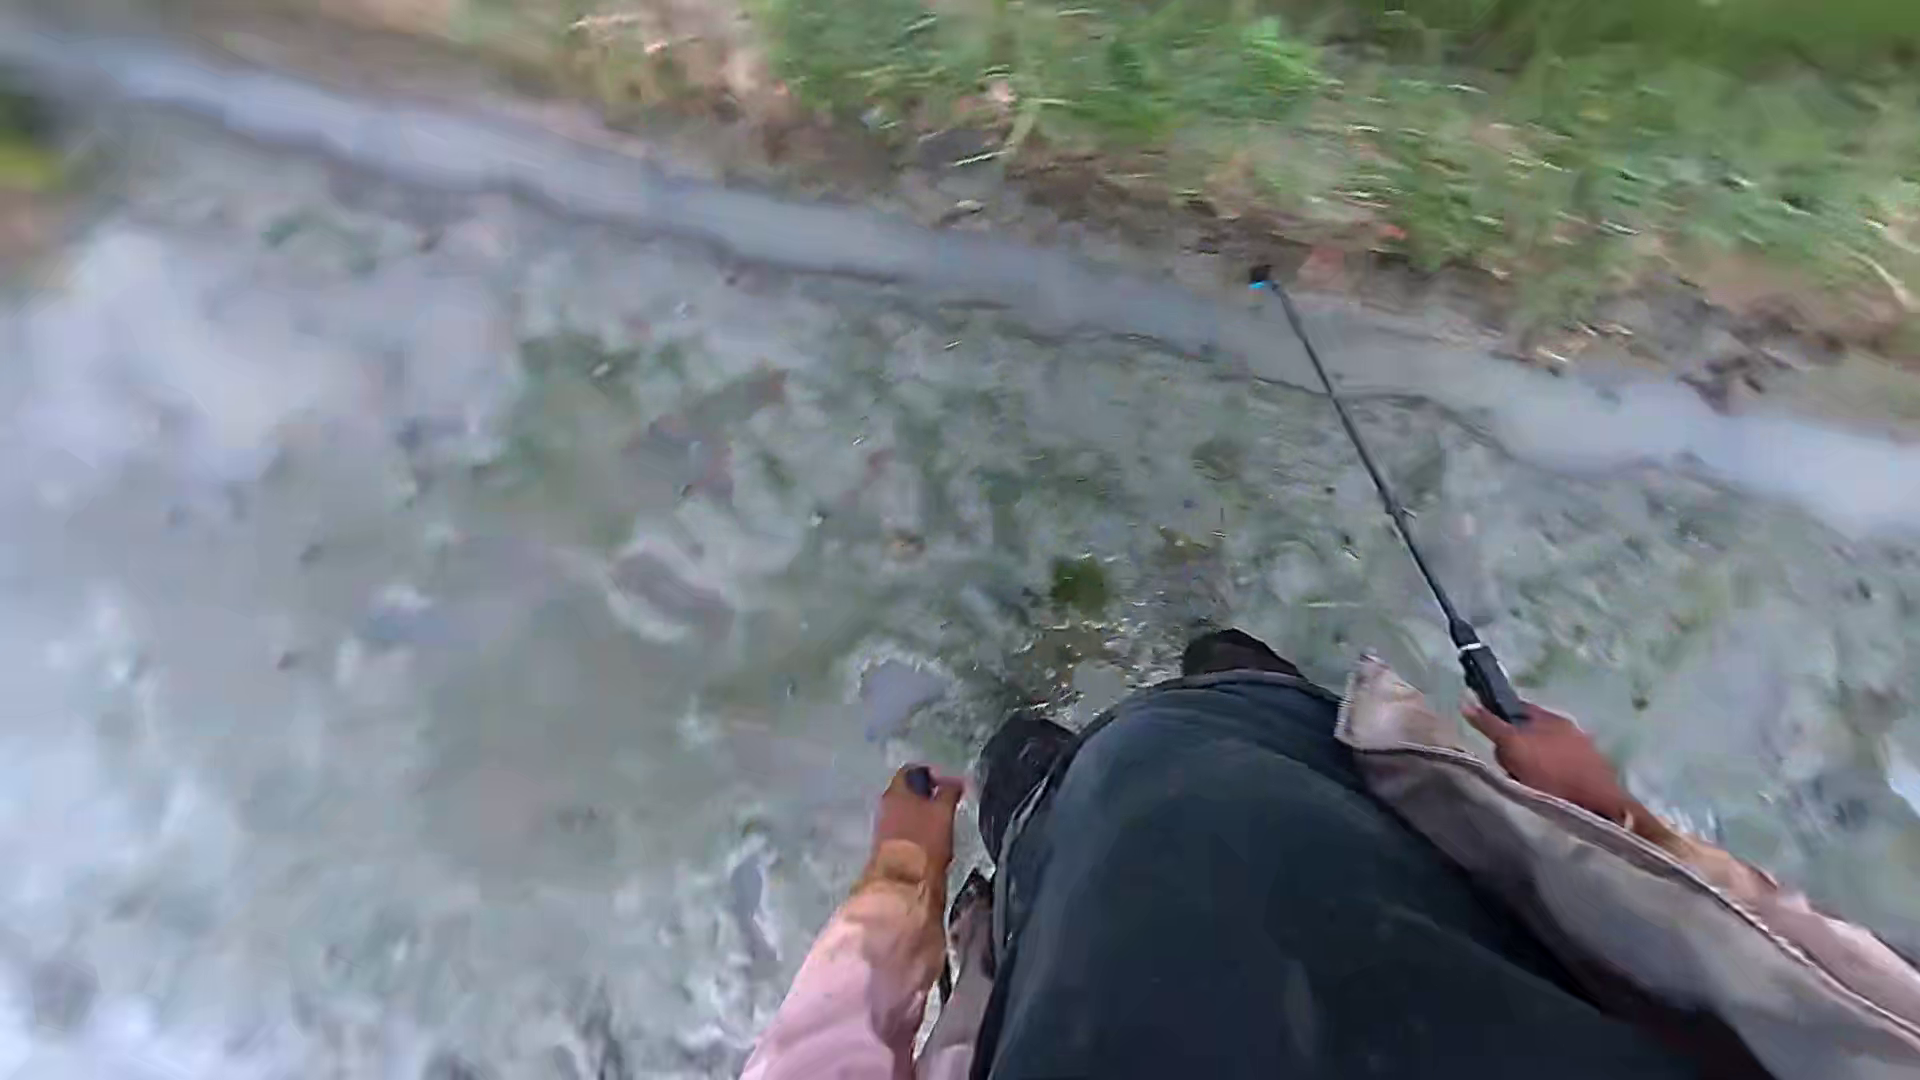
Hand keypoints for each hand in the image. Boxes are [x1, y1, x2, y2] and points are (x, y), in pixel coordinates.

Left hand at [867, 765, 964, 886]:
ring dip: (922, 816)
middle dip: (927, 796)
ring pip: (905, 812)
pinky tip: (931, 843)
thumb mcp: (944, 811)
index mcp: (895, 792)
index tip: (946, 784)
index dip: (930, 773)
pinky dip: (917, 832)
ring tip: (942, 826)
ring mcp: (882, 828)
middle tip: (947, 805)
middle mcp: (885, 806)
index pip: (911, 770)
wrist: (903, 887)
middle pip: (907, 792)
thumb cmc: (924, 841)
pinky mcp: (885, 849)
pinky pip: (903, 831)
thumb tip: (955, 780)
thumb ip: (949, 791)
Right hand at [1461, 700, 1636, 824]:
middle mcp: (1570, 730)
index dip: (1497, 714)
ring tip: (1522, 775)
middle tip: (1504, 759)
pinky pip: (1557, 766)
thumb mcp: (1509, 743)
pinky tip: (1541, 784)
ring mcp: (1584, 751)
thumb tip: (1465, 703)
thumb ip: (1488, 723)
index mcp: (1552, 718)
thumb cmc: (1549, 769)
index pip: (1516, 706)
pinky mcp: (1591, 773)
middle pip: (1527, 730)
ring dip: (1529, 759)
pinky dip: (1546, 773)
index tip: (1485, 728)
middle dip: (1512, 742)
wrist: (1597, 807)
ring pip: (1541, 749)